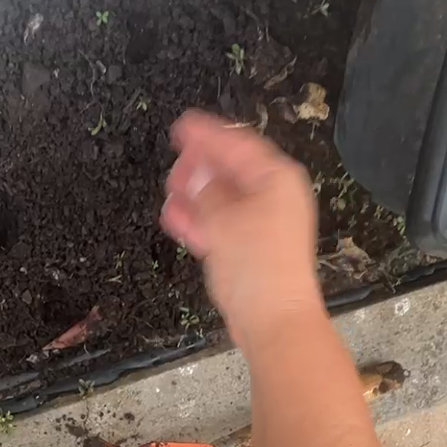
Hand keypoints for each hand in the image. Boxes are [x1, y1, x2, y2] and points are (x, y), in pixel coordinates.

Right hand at [160, 110, 324, 348]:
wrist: (272, 319)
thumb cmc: (258, 270)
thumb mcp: (224, 222)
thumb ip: (206, 193)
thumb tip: (194, 173)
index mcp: (275, 180)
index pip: (237, 145)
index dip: (207, 135)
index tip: (182, 127)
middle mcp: (272, 198)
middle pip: (231, 172)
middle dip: (200, 169)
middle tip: (174, 169)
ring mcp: (262, 225)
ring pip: (223, 200)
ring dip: (196, 196)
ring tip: (171, 194)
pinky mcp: (250, 250)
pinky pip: (221, 225)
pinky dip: (201, 221)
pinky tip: (179, 219)